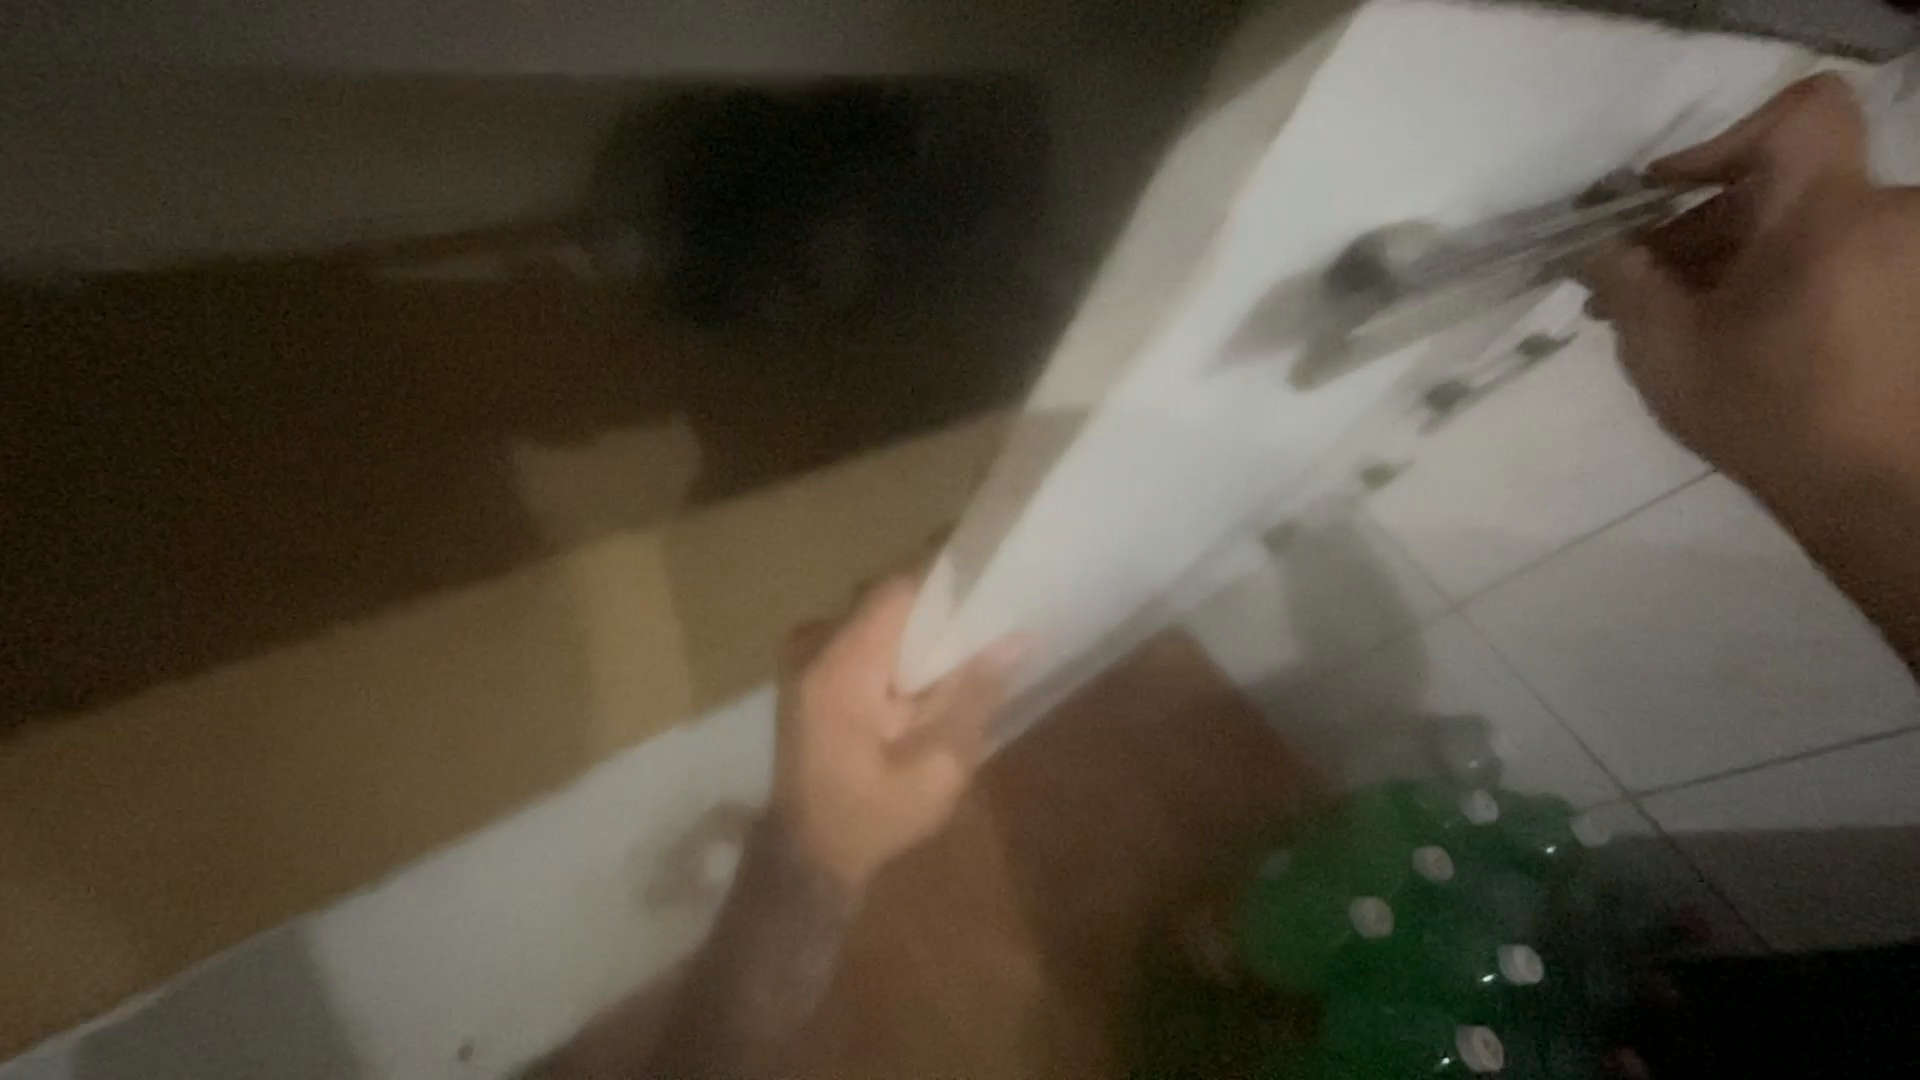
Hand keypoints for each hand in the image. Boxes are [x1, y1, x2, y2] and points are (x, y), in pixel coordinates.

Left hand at [770, 576, 1020, 890]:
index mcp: (840, 668)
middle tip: (989, 603)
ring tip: (965, 630)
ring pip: (873, 610)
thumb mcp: (938, 769)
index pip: (896, 589)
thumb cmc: (873, 818)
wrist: (806, 853)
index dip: (944, 569)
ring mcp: (802, 653)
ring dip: (916, 619)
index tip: (989, 559)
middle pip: (884, 595)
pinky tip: (925, 660)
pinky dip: (895, 637)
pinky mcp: (805, 666)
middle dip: (937, 598)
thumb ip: (973, 697)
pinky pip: (859, 631)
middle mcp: (813, 645)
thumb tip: (1017, 638)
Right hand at [1581, 74, 1919, 502]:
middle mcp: (1887, 213)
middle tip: (1629, 284)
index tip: (1659, 197)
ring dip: (1725, 257)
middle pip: (1779, 183)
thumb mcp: (1664, 345)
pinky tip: (1725, 329)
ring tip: (1668, 318)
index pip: (1798, 115)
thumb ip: (1624, 280)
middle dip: (1694, 225)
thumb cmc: (1759, 408)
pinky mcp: (1912, 283)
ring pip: (1801, 222)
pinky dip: (1769, 275)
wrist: (1875, 480)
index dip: (1720, 141)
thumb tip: (1592, 242)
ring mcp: (1907, 248)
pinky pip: (1831, 251)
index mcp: (1825, 217)